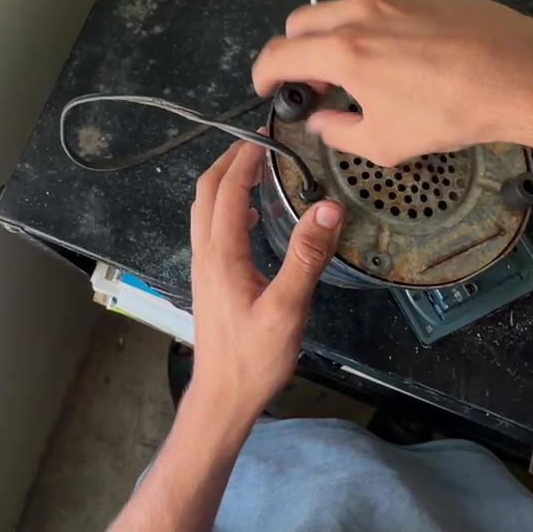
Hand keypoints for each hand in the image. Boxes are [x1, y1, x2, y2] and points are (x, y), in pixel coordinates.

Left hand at [186, 140, 343, 427]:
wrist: (222, 397)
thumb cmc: (254, 357)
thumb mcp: (287, 308)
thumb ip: (306, 257)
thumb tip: (327, 208)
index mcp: (221, 253)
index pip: (227, 189)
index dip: (244, 157)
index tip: (266, 134)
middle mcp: (205, 253)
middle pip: (206, 192)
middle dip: (228, 161)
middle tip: (259, 143)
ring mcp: (204, 267)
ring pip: (205, 210)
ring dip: (226, 183)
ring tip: (257, 169)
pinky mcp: (210, 280)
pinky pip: (212, 229)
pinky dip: (228, 208)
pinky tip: (252, 216)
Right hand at [251, 0, 532, 164]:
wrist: (525, 75)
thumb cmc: (452, 113)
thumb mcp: (385, 143)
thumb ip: (339, 132)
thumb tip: (322, 122)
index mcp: (344, 50)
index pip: (278, 52)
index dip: (263, 73)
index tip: (268, 87)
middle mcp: (361, 12)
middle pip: (301, 21)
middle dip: (295, 52)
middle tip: (315, 83)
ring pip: (340, 9)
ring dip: (333, 38)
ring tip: (361, 72)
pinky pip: (379, 4)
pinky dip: (370, 27)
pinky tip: (402, 56)